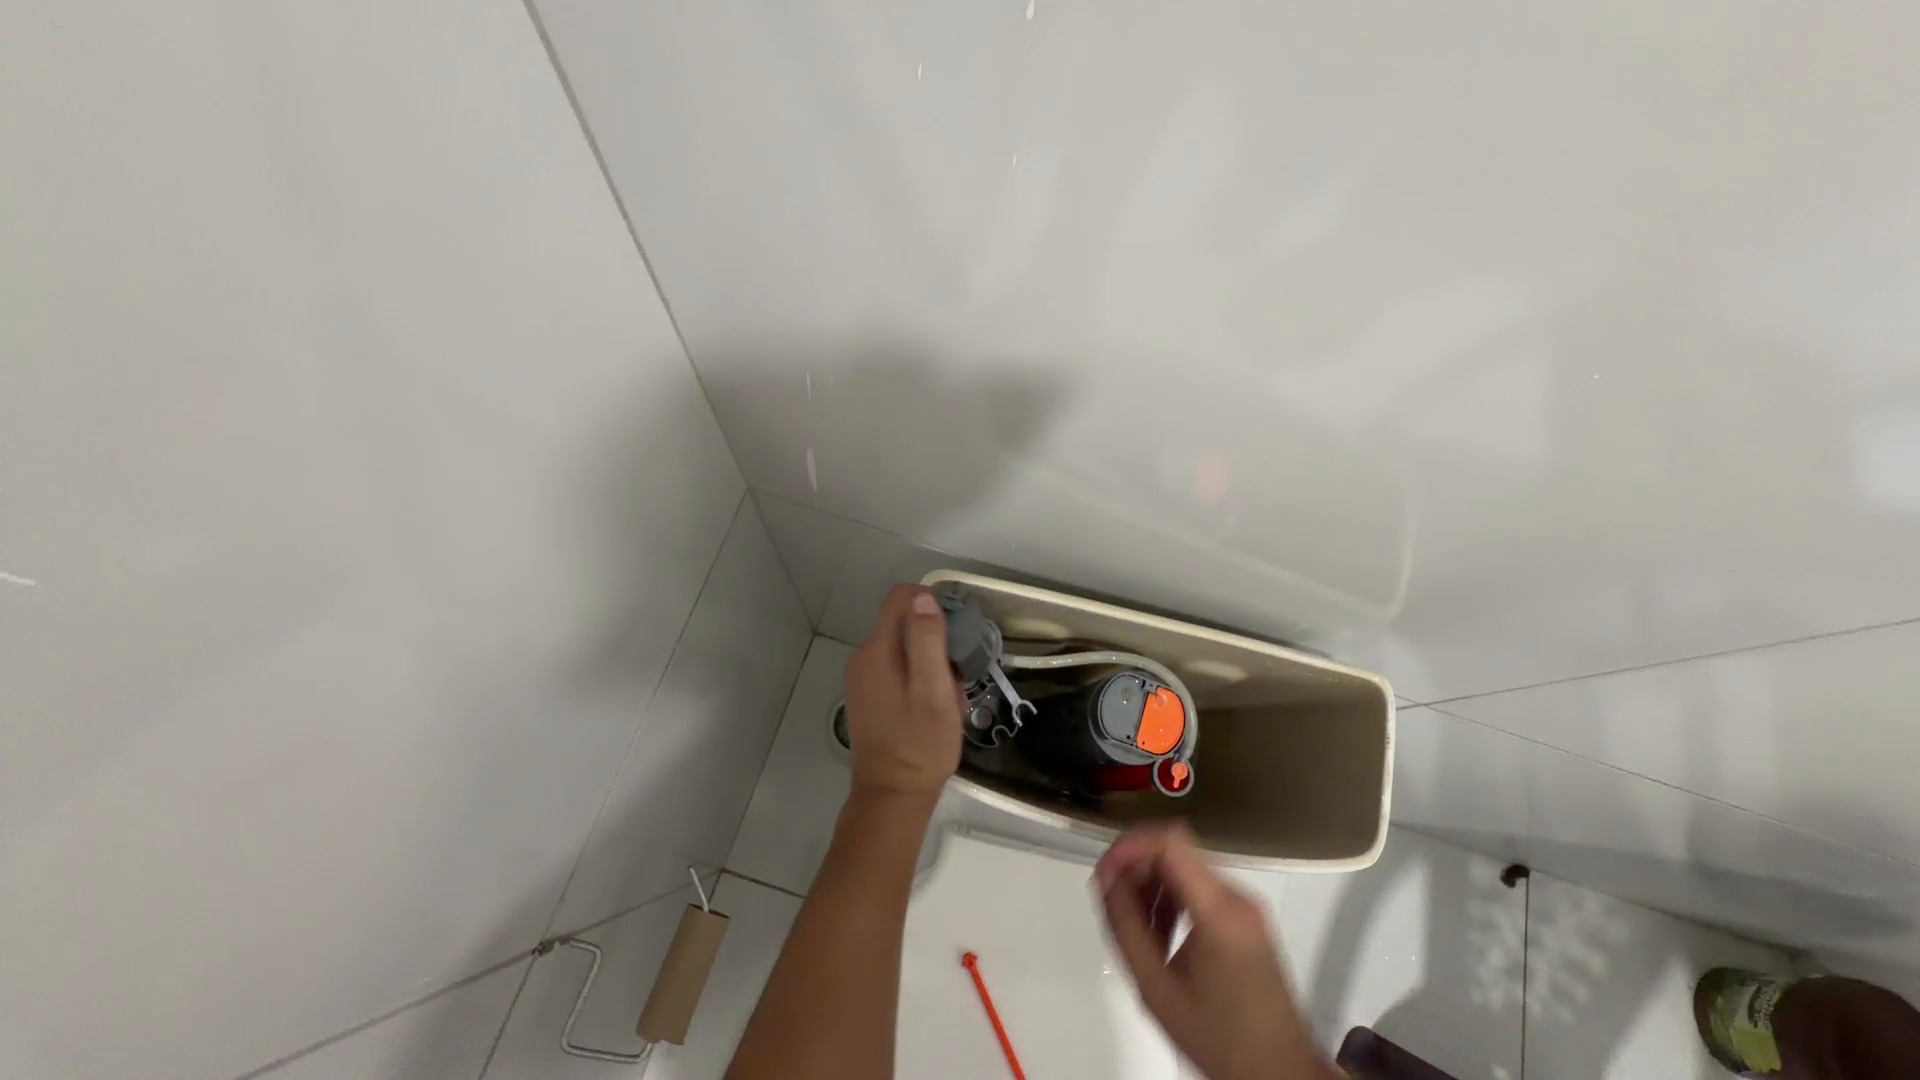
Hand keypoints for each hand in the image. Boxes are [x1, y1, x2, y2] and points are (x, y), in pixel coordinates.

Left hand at [842, 585, 962, 798]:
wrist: (892, 796)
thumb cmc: (919, 746)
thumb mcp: (933, 692)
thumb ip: (928, 642)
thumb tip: (924, 596)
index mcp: (876, 651)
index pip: (902, 598)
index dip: (934, 604)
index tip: (958, 633)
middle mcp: (863, 658)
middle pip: (905, 623)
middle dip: (937, 642)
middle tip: (958, 677)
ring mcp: (863, 678)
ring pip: (905, 649)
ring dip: (932, 665)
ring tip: (950, 698)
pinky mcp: (870, 695)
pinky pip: (899, 670)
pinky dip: (921, 680)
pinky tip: (935, 708)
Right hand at [1096, 824, 1334, 1079]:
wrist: (1280, 1073)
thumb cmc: (1217, 1036)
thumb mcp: (1156, 988)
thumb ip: (1125, 927)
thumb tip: (1106, 880)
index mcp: (1220, 910)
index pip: (1169, 842)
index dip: (1129, 846)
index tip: (1104, 874)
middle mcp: (1238, 896)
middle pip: (1175, 854)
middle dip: (1136, 871)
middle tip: (1113, 907)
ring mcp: (1246, 907)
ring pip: (1185, 871)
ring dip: (1152, 889)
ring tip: (1135, 930)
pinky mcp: (1247, 920)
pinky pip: (1200, 892)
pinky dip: (1172, 902)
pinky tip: (1160, 937)